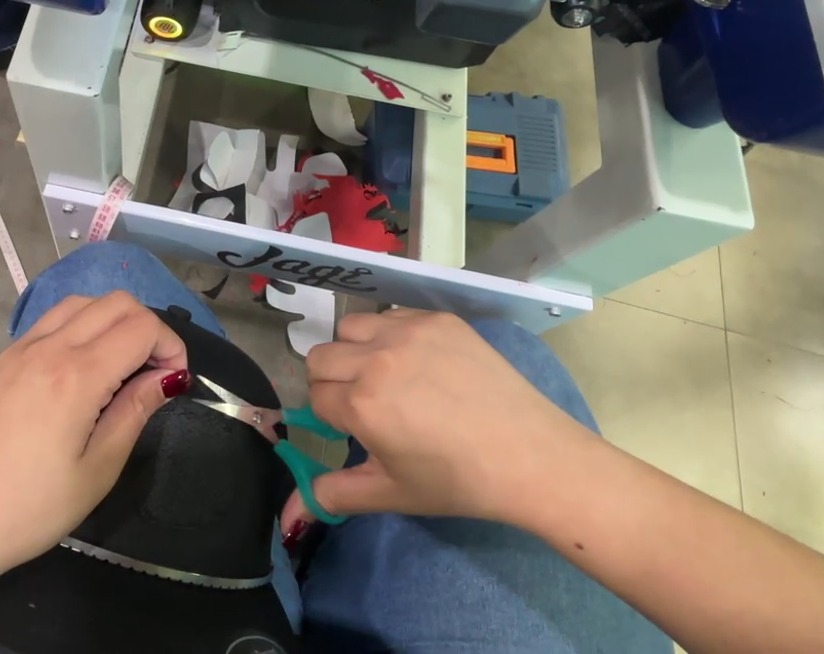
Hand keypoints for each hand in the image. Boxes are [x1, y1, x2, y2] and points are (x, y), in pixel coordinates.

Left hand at [0, 291, 190, 580]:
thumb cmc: (31, 508)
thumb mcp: (98, 470)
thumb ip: (135, 412)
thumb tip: (169, 376)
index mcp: (76, 376)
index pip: (141, 327)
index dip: (171, 345)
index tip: (174, 380)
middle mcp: (49, 347)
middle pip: (116, 302)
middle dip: (147, 327)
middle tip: (154, 372)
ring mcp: (21, 348)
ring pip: (82, 302)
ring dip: (113, 320)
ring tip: (121, 365)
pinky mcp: (4, 358)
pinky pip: (53, 318)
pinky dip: (81, 324)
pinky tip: (83, 365)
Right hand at [280, 309, 594, 534]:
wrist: (529, 455)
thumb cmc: (457, 481)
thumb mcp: (392, 493)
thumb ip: (335, 495)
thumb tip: (293, 507)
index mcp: (362, 404)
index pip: (316, 397)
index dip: (334, 416)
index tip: (360, 429)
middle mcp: (377, 359)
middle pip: (321, 356)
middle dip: (334, 380)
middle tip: (369, 402)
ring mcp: (409, 332)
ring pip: (351, 328)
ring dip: (357, 349)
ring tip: (390, 374)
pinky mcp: (437, 318)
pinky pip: (391, 316)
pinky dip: (393, 335)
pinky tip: (421, 362)